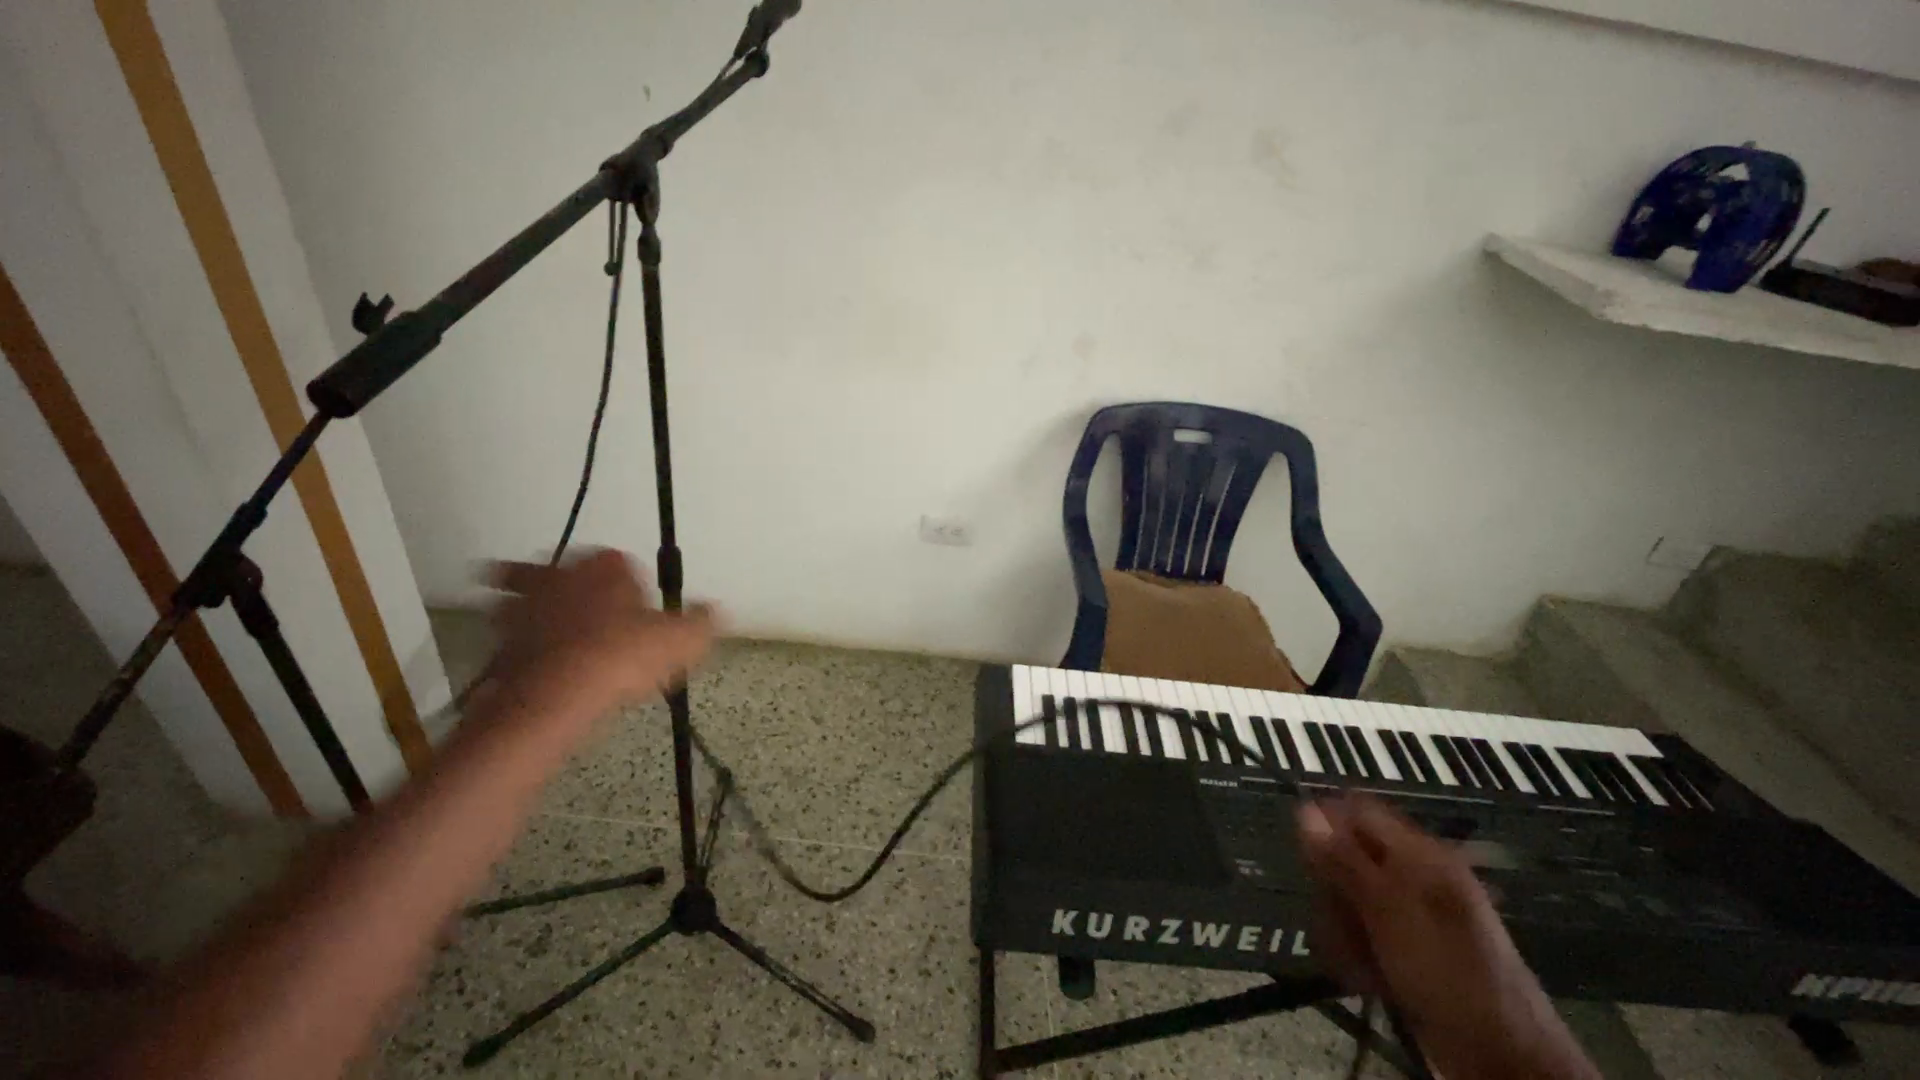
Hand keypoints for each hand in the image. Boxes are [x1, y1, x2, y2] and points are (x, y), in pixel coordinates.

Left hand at [482, 549, 714, 724]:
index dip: (629, 582)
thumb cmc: (622, 656)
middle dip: (568, 580)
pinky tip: (530, 660)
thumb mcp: (682, 640)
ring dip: (526, 601)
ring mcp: (525, 602)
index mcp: (606, 565)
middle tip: (580, 601)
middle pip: (559, 567)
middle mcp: (561, 574)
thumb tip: (712, 612)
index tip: (637, 604)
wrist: (559, 693)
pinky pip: (505, 631)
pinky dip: (513, 639)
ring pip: (518, 590)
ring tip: (542, 622)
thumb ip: (700, 622)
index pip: (620, 561)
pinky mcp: (501, 636)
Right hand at [1297, 795, 1599, 1079]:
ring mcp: (1409, 917)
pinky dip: (1355, 954)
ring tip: (1356, 960)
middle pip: (1346, 859)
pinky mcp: (1404, 950)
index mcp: (1420, 855)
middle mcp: (1413, 878)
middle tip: (1343, 924)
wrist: (1503, 1056)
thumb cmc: (1447, 972)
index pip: (1358, 813)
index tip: (1308, 863)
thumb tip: (1305, 809)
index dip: (1326, 828)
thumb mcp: (1390, 911)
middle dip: (1332, 892)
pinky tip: (1363, 977)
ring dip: (1341, 930)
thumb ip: (1345, 861)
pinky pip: (1361, 935)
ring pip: (1347, 901)